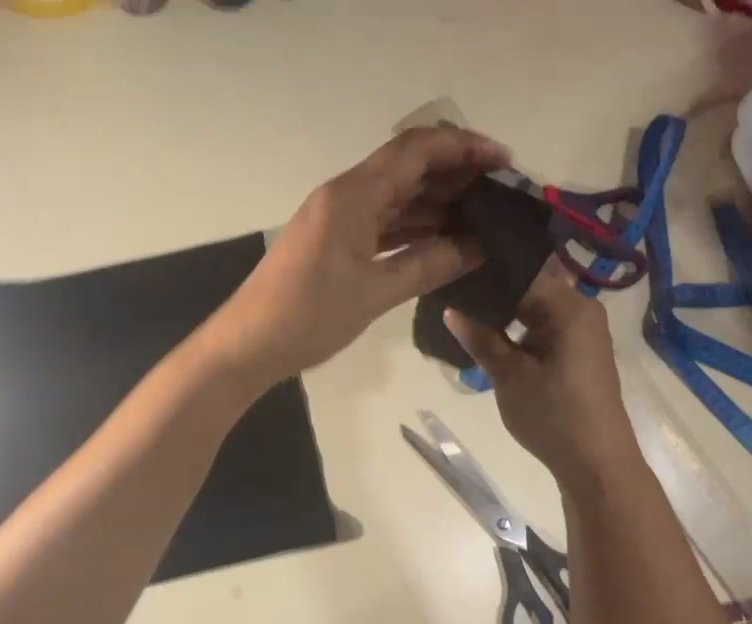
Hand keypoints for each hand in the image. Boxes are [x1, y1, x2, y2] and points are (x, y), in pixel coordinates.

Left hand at [196, 126, 509, 385]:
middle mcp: (343, 197)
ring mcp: (334, 221)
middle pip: (408, 169)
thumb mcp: (374, 293)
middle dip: (456, 177)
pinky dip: (410, 230)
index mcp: (352, 195)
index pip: (418, 148)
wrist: (246, 347)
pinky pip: (378, 224)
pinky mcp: (329, 245)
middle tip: (500, 199)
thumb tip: (478, 248)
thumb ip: (429, 266)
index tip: (505, 163)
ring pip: (394, 199)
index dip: (465, 147)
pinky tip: (442, 245)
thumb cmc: (307, 318)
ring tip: (481, 224)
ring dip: (435, 206)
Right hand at [444, 265, 641, 483]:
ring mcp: (583, 330)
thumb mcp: (509, 376)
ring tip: (465, 316)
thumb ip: (481, 340)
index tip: (453, 276)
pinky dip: (520, 330)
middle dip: (494, 295)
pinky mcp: (579, 350)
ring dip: (505, 314)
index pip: (522, 274)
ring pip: (536, 309)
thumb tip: (450, 310)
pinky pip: (545, 327)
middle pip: (531, 288)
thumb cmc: (553, 414)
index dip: (487, 276)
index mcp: (569, 307)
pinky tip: (493, 339)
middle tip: (452, 296)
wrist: (595, 457)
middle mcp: (582, 309)